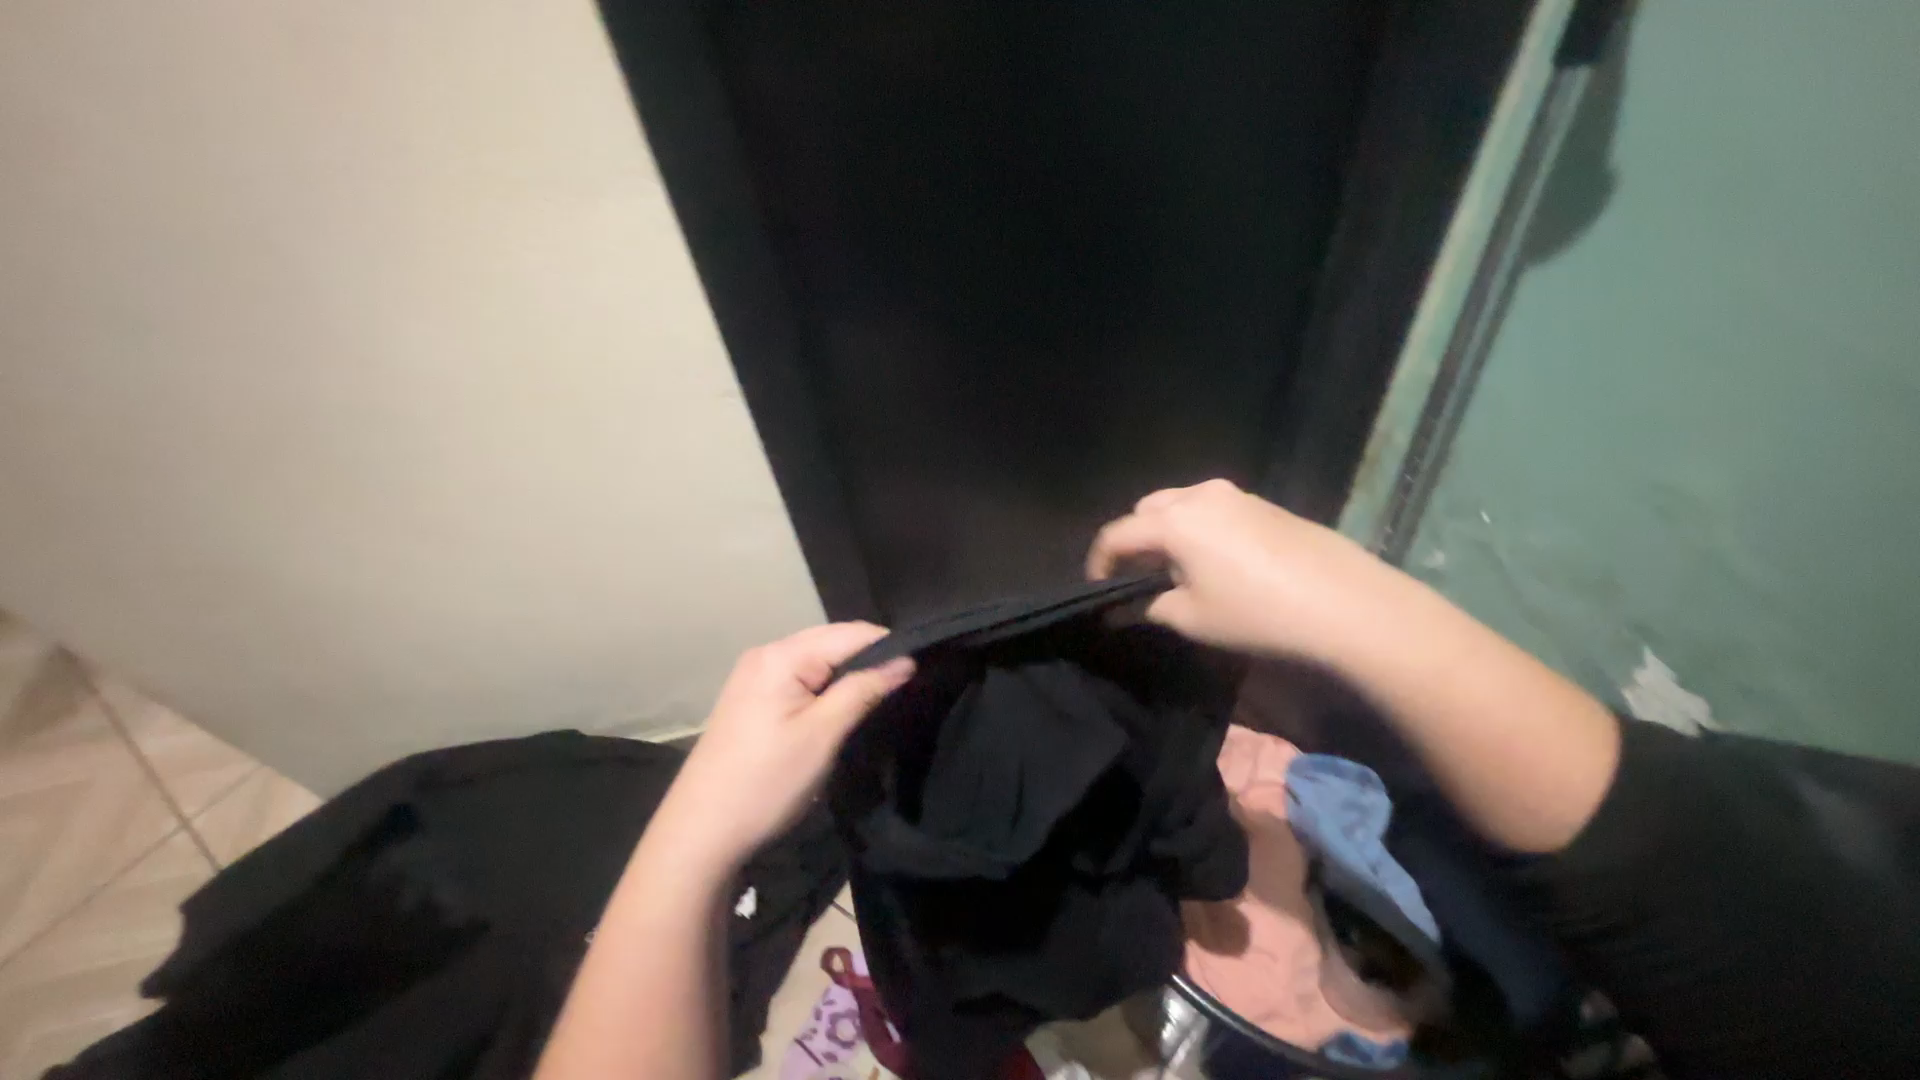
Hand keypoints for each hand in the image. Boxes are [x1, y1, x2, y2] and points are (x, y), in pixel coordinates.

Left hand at [649, 624, 913, 874]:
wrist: (701, 832)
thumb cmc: (766, 782)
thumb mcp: (823, 735)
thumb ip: (863, 690)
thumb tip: (905, 660)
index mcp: (781, 656)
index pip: (851, 633)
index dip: (890, 646)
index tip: (923, 670)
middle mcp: (765, 654)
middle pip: (832, 641)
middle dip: (870, 658)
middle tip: (907, 685)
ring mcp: (754, 675)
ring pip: (817, 660)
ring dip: (849, 673)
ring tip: (882, 696)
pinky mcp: (751, 698)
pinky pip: (800, 677)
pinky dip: (826, 686)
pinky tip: (843, 706)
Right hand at [1086, 479, 1413, 663]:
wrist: (1346, 605)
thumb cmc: (1255, 614)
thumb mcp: (1191, 619)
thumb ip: (1147, 608)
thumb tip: (1120, 611)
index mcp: (1174, 520)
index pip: (1117, 534)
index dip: (1098, 564)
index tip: (1097, 593)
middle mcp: (1199, 495)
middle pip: (1147, 510)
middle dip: (1134, 542)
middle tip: (1136, 580)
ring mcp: (1237, 495)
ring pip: (1182, 506)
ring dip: (1167, 533)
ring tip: (1176, 573)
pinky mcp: (1265, 505)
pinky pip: (1213, 511)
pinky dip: (1199, 531)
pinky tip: (1216, 565)